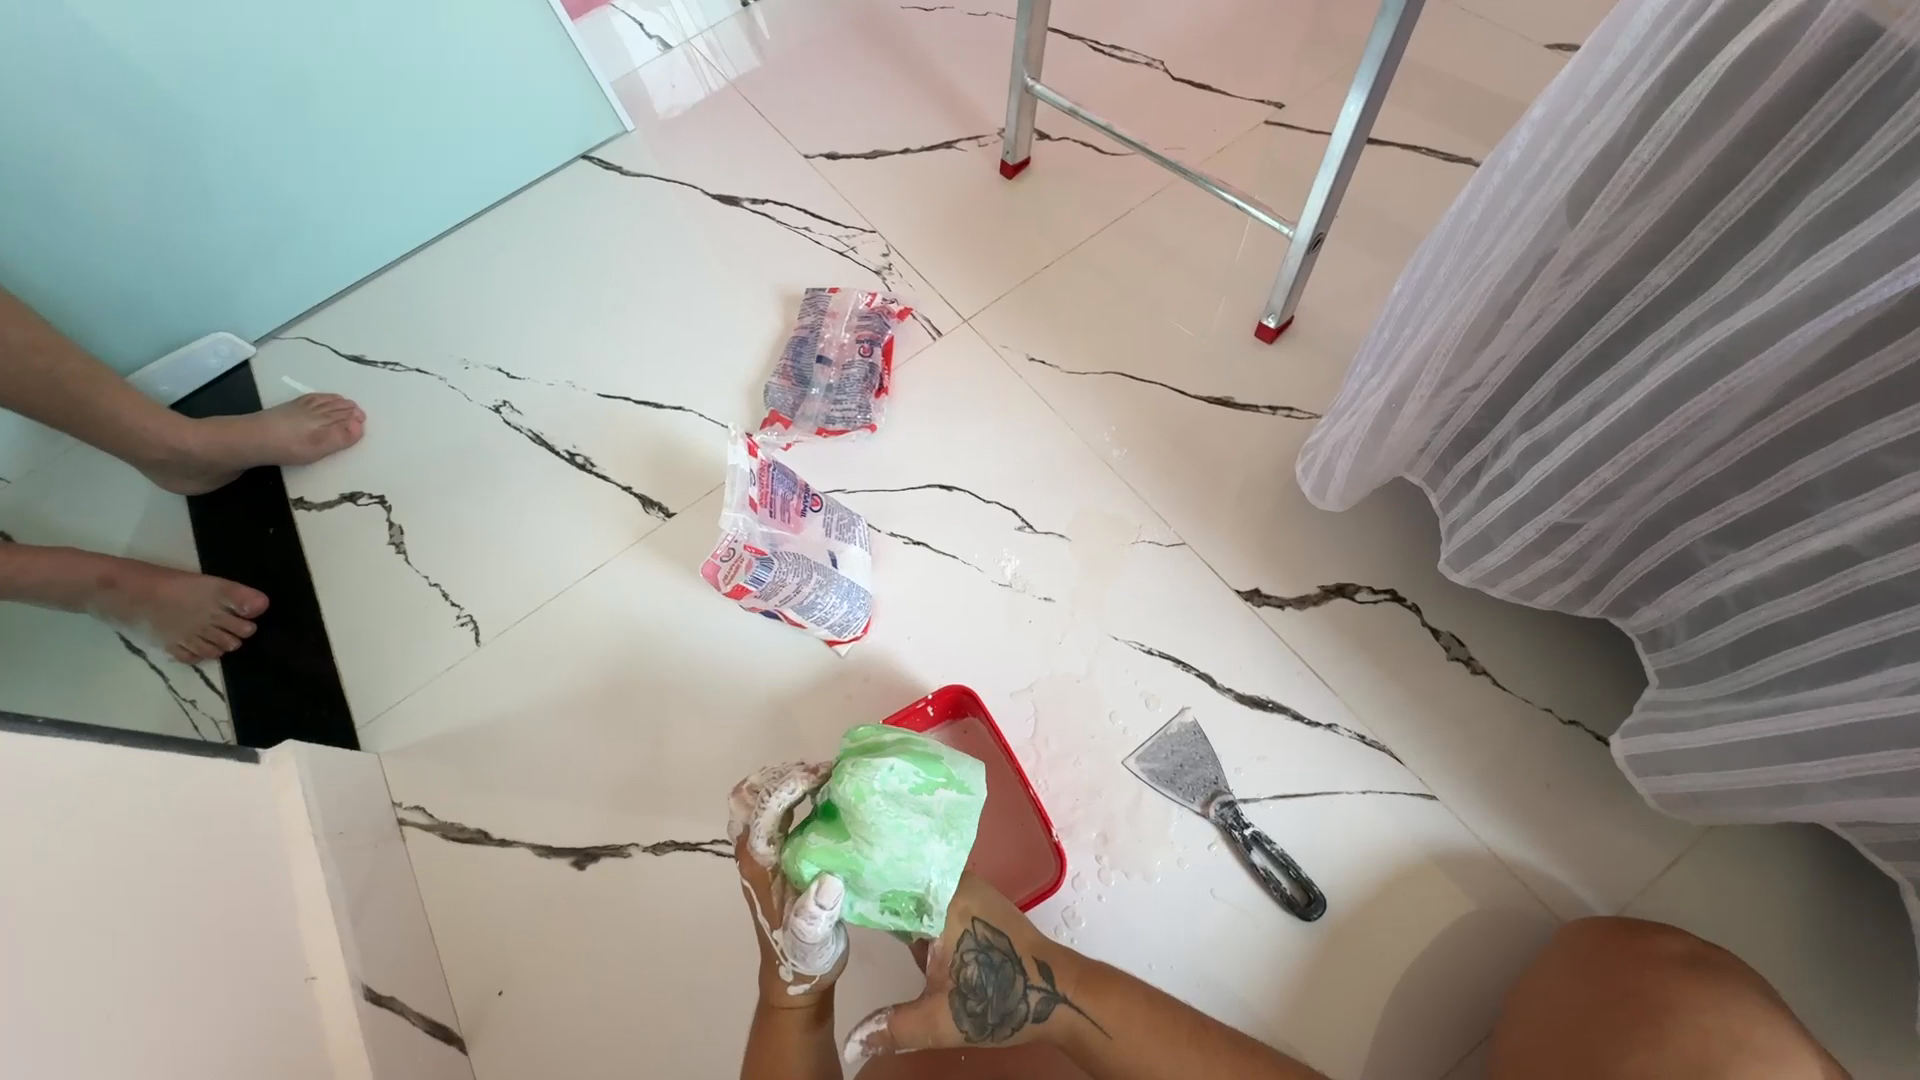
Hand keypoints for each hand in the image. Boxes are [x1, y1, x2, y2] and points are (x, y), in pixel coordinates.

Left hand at [728, 762, 847, 1005]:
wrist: (793, 980)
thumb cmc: (803, 958)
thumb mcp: (813, 938)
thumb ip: (817, 912)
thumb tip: (829, 881)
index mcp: (759, 864)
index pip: (766, 808)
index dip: (792, 784)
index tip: (826, 774)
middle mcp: (753, 851)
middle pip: (753, 795)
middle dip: (786, 775)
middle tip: (825, 772)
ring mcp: (760, 851)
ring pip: (760, 799)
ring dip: (788, 781)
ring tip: (826, 777)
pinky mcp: (772, 854)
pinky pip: (774, 810)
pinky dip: (794, 794)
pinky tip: (823, 794)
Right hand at [841, 873, 1104, 1066]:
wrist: (1058, 992)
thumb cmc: (1002, 998)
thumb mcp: (942, 1020)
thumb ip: (892, 1029)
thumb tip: (849, 1045)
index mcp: (941, 895)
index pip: (888, 878)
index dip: (855, 883)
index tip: (822, 886)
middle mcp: (953, 879)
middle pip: (901, 875)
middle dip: (869, 885)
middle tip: (829, 893)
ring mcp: (967, 886)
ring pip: (917, 883)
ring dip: (891, 895)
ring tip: (852, 899)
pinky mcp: (975, 898)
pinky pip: (932, 891)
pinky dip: (912, 904)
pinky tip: (891, 919)